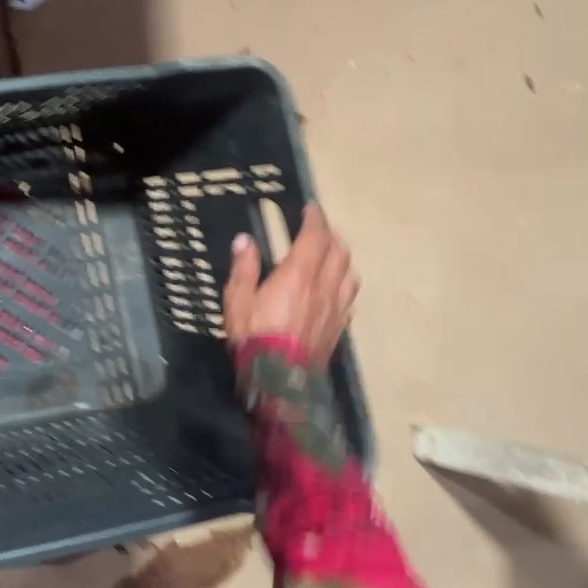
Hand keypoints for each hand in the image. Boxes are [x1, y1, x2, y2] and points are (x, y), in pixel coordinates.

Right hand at [224, 203, 358, 361]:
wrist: (280, 380)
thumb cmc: (254, 335)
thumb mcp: (237, 298)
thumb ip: (244, 267)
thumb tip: (244, 240)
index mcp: (298, 275)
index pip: (315, 238)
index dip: (315, 219)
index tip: (310, 208)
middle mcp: (324, 287)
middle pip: (339, 253)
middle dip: (331, 235)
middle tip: (318, 228)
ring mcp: (337, 308)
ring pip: (350, 274)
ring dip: (342, 257)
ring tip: (330, 254)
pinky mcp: (340, 326)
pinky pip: (349, 296)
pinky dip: (343, 282)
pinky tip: (333, 286)